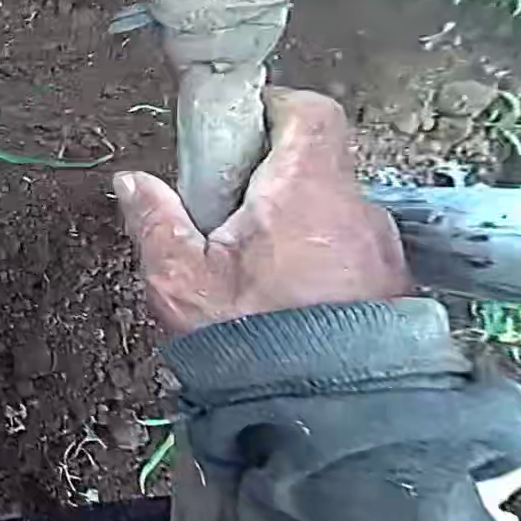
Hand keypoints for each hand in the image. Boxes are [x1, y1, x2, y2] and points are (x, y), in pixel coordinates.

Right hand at [113, 88, 412, 335]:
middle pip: (310, 158)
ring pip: (323, 202)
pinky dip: (305, 241)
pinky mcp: (389, 281)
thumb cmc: (248, 334)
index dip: (271, 104)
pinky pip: (341, 238)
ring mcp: (380, 247)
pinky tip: (271, 281)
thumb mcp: (177, 274)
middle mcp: (354, 210)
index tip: (231, 122)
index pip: (310, 114)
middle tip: (212, 201)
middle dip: (259, 168)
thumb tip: (131, 180)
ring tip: (236, 252)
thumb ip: (153, 218)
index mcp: (303, 194)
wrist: (332, 416)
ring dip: (280, 209)